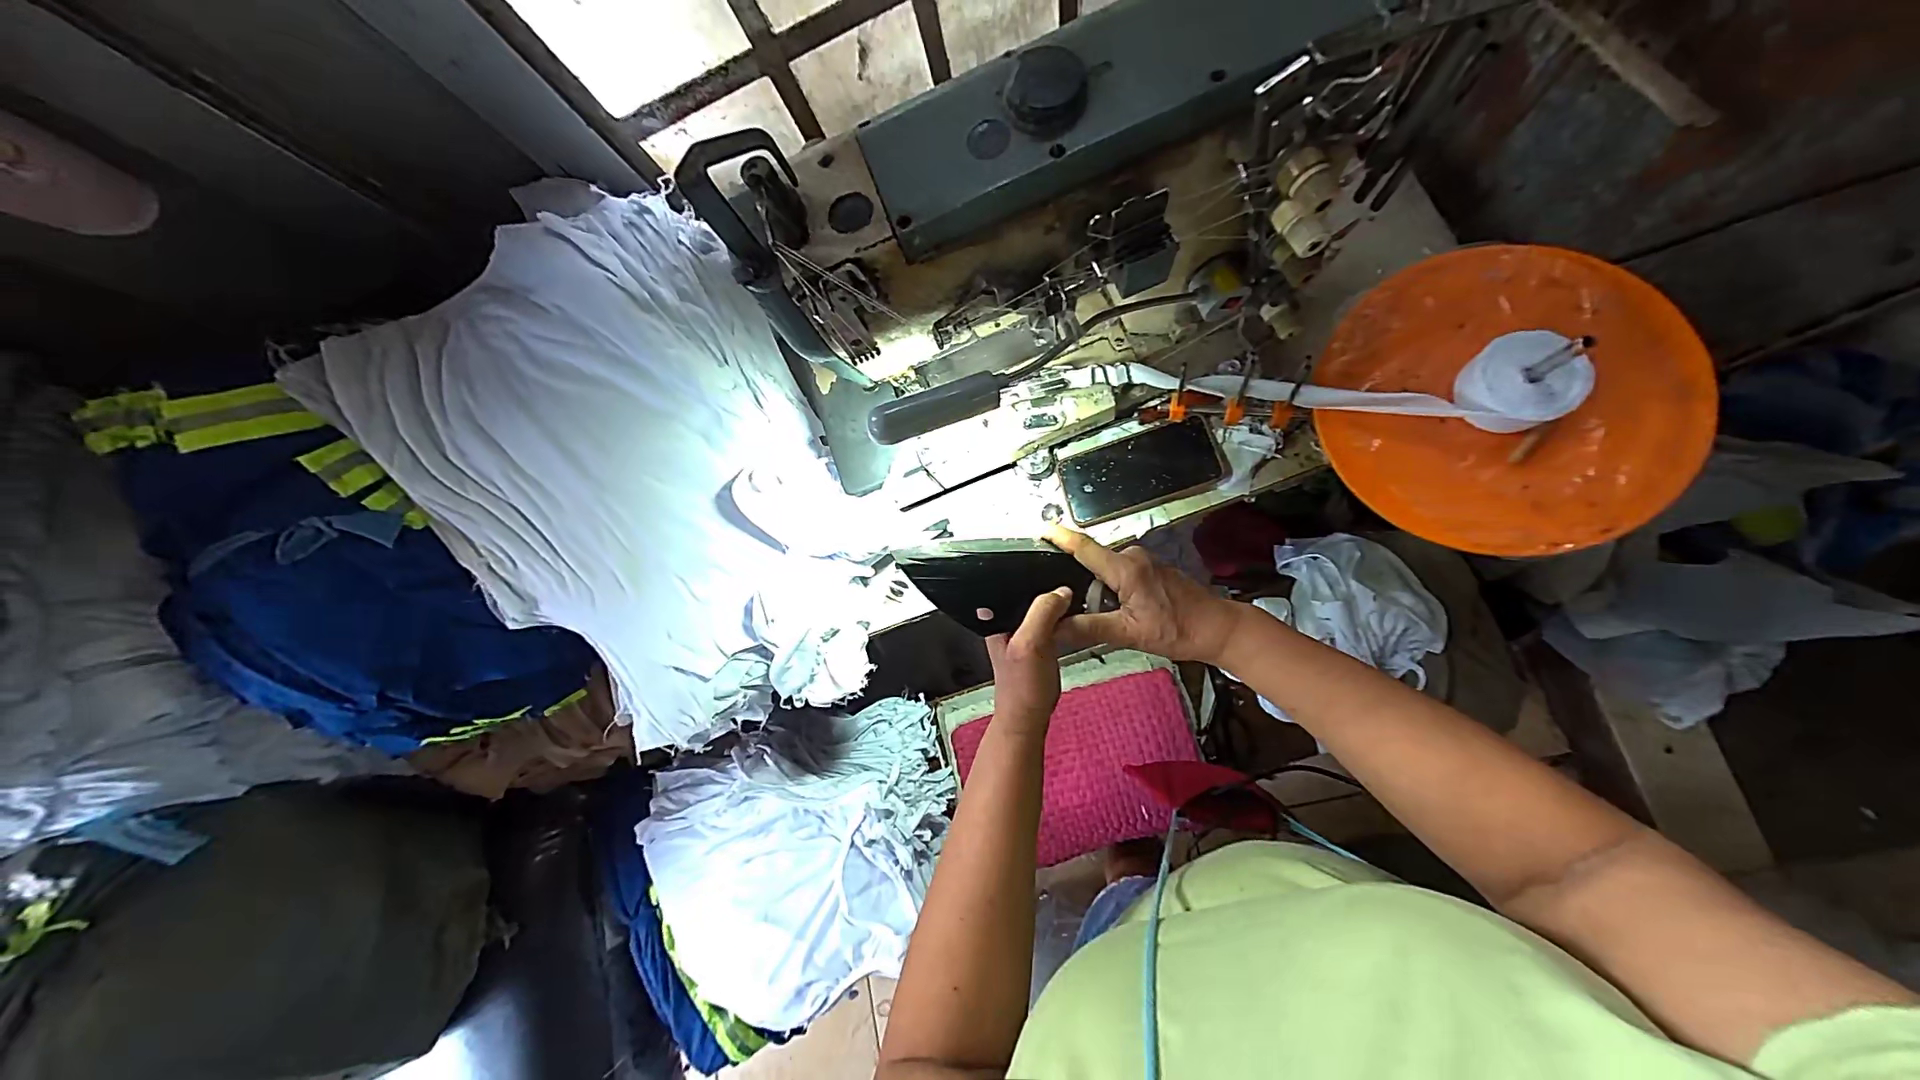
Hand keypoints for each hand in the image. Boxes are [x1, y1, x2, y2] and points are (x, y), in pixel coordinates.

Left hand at [984, 586, 1073, 735]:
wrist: (1028, 718)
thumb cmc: (1022, 688)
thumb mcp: (1031, 644)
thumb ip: (1042, 613)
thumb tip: (1061, 591)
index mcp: (994, 614)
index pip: (1013, 580)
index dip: (1034, 573)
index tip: (1058, 569)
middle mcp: (1005, 619)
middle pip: (1029, 590)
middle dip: (1049, 586)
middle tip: (1072, 582)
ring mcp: (1021, 630)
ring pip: (1041, 604)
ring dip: (1057, 602)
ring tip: (1075, 596)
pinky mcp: (1036, 640)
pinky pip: (1051, 619)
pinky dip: (1062, 616)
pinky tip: (1073, 616)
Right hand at [1045, 524, 1245, 664]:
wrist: (1218, 629)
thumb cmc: (1179, 629)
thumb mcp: (1129, 633)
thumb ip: (1088, 629)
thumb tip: (1055, 629)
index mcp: (1125, 569)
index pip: (1084, 547)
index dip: (1060, 537)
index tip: (1041, 530)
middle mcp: (1134, 558)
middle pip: (1091, 563)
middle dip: (1080, 584)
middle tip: (1083, 611)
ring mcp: (1144, 562)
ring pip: (1106, 572)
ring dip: (1099, 592)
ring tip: (1111, 617)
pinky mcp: (1151, 570)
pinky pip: (1121, 575)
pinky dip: (1113, 591)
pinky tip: (1123, 613)